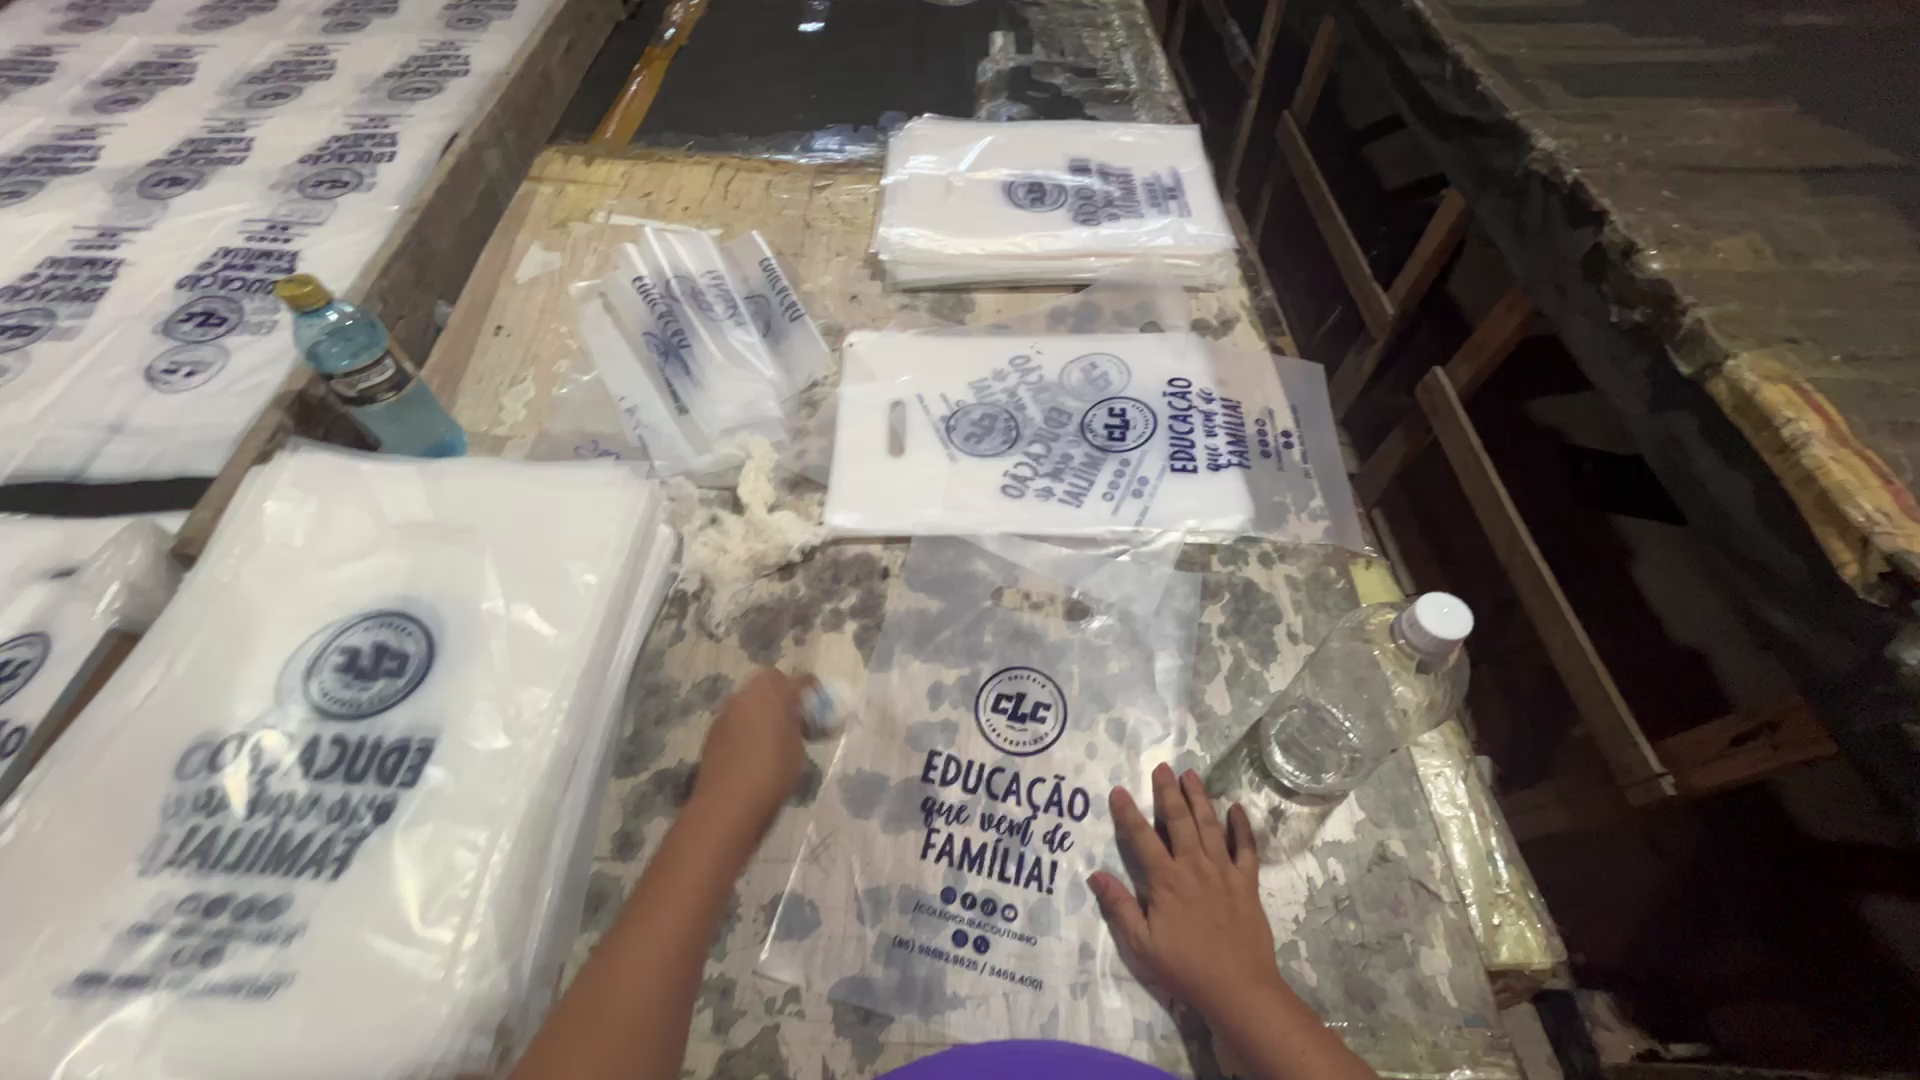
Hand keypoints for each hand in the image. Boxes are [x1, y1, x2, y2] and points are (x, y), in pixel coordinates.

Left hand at [688, 668, 811, 840]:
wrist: (728, 804)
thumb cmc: (773, 773)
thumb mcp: (797, 747)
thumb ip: (797, 725)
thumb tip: (795, 719)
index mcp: (773, 693)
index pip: (800, 680)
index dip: (811, 691)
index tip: (819, 705)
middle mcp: (747, 695)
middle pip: (769, 682)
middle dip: (783, 693)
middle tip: (794, 716)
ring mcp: (727, 712)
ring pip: (750, 699)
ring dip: (762, 708)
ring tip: (774, 734)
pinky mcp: (714, 730)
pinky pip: (736, 717)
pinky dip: (747, 724)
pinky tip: (753, 747)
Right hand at [1090, 764, 1284, 1021]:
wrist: (1239, 988)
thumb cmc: (1185, 967)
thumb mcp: (1142, 944)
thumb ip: (1119, 907)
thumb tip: (1095, 874)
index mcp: (1166, 880)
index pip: (1142, 838)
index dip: (1128, 813)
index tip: (1119, 790)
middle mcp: (1194, 866)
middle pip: (1179, 821)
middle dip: (1168, 792)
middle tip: (1162, 767)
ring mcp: (1224, 872)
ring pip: (1210, 826)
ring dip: (1200, 798)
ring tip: (1191, 774)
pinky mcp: (1247, 883)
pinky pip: (1246, 849)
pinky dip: (1242, 827)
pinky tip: (1236, 808)